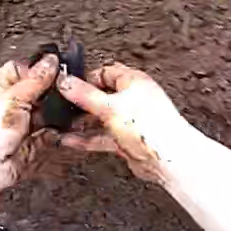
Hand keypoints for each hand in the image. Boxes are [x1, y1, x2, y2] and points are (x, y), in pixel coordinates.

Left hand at [0, 54, 59, 196]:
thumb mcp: (11, 98)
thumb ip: (34, 80)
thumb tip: (50, 61)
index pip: (23, 69)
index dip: (40, 68)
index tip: (59, 69)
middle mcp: (9, 106)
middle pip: (38, 92)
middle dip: (53, 94)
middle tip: (66, 93)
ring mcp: (20, 127)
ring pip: (48, 115)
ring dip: (58, 115)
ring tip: (67, 113)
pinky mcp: (31, 146)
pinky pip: (51, 137)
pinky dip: (58, 134)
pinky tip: (63, 130)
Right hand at [58, 63, 194, 183]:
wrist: (167, 158)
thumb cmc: (150, 127)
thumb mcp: (110, 106)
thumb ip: (85, 95)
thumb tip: (66, 82)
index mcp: (134, 82)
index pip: (106, 72)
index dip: (87, 77)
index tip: (68, 84)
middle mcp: (133, 99)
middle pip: (102, 95)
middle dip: (82, 100)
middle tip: (63, 105)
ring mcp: (130, 120)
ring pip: (101, 118)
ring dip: (83, 121)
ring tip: (63, 124)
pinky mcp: (126, 139)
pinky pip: (102, 136)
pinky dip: (87, 138)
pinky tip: (71, 141)